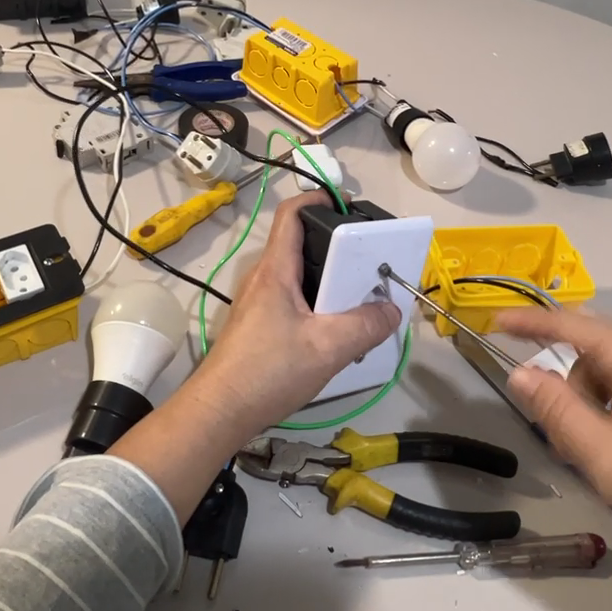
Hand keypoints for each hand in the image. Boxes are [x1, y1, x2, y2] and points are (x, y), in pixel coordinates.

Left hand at [190, 191, 400, 432]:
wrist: (220, 411)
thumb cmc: (268, 370)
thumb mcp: (327, 348)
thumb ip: (364, 326)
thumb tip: (392, 311)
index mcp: (276, 270)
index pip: (292, 214)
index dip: (318, 199)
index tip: (349, 205)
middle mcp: (265, 278)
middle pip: (301, 245)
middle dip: (338, 247)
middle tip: (370, 260)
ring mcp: (259, 303)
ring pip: (300, 277)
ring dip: (331, 282)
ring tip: (362, 296)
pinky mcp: (260, 326)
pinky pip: (295, 302)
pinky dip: (319, 306)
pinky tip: (338, 330)